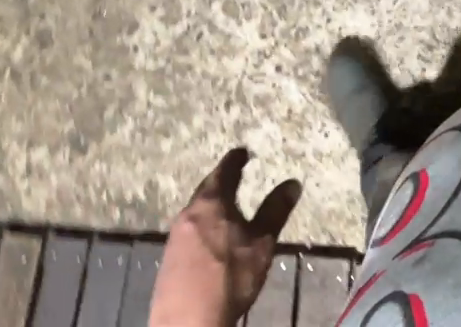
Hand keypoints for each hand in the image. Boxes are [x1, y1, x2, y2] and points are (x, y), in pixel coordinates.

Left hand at [148, 148, 301, 326]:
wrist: (187, 323)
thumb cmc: (228, 278)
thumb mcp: (261, 244)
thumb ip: (275, 211)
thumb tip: (293, 182)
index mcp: (212, 203)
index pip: (224, 171)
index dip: (235, 160)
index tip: (242, 151)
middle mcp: (189, 213)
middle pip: (206, 189)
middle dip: (220, 180)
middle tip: (233, 174)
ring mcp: (174, 237)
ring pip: (195, 210)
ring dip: (211, 204)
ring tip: (224, 206)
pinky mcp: (168, 260)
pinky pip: (188, 230)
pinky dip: (202, 224)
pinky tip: (208, 238)